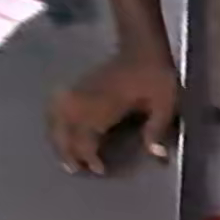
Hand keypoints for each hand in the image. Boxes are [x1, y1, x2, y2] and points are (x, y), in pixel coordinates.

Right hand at [48, 50, 178, 174]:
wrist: (142, 50)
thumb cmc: (157, 79)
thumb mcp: (165, 106)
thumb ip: (157, 129)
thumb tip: (156, 155)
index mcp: (105, 104)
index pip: (87, 134)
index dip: (89, 154)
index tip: (98, 170)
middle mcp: (84, 98)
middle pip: (65, 128)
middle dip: (67, 150)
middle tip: (74, 170)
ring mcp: (77, 89)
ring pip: (55, 117)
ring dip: (57, 137)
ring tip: (65, 157)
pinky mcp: (77, 85)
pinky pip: (56, 106)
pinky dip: (55, 121)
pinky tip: (59, 130)